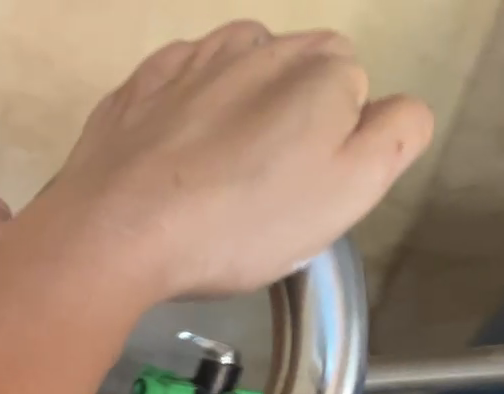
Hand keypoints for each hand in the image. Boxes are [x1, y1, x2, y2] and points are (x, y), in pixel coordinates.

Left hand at [0, 21, 432, 307]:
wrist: (107, 239)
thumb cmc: (233, 225)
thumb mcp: (349, 192)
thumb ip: (396, 135)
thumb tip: (391, 109)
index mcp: (319, 65)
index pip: (346, 95)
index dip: (323, 149)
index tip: (286, 195)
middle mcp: (250, 45)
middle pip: (282, 84)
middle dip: (272, 130)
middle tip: (240, 200)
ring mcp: (180, 65)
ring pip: (221, 85)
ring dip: (217, 123)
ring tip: (194, 189)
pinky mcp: (125, 96)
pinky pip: (162, 102)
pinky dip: (164, 129)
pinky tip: (154, 173)